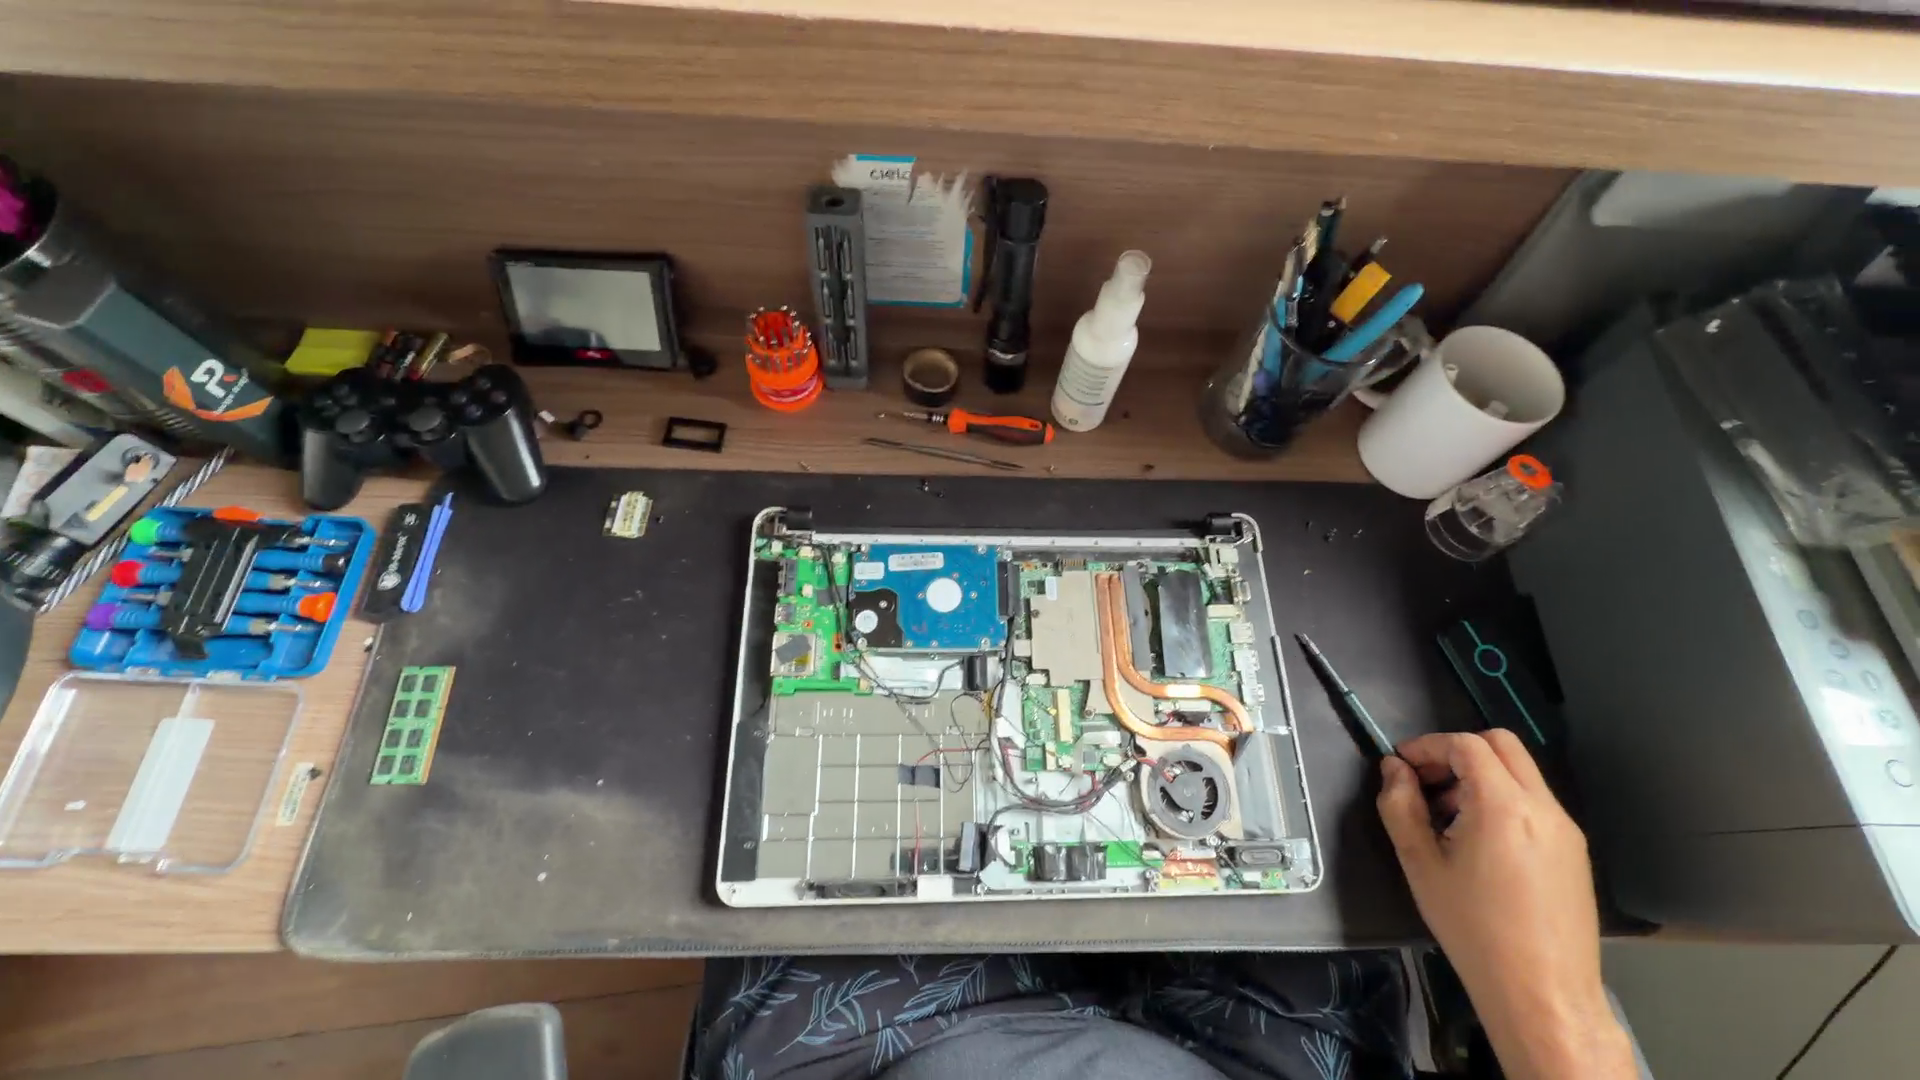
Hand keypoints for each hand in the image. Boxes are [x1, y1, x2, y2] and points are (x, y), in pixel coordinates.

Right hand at [1377, 731, 1635, 1079]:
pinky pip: (1534, 802)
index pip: (1466, 745)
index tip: (1401, 766)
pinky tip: (1479, 841)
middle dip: (1456, 751)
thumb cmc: (1472, 926)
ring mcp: (1565, 828)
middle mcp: (1542, 807)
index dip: (1427, 746)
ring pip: (1520, 772)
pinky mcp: (1574, 850)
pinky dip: (1502, 798)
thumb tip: (1394, 770)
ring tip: (1447, 817)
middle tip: (1426, 782)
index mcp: (1503, 806)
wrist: (1541, 990)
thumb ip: (1400, 806)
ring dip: (1480, 775)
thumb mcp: (1419, 863)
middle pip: (1501, 744)